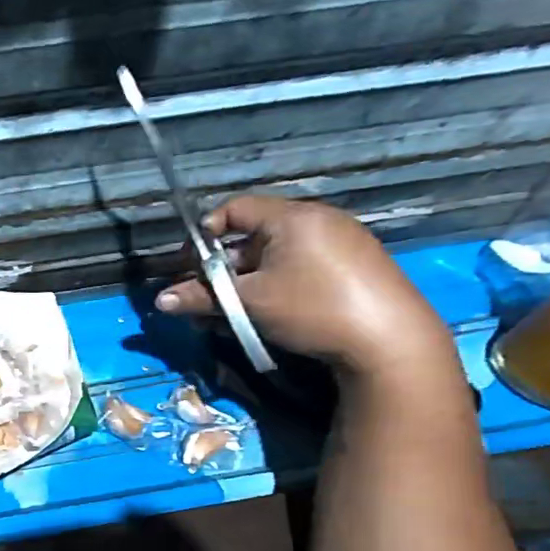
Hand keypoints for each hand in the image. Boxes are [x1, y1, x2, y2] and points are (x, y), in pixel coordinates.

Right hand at [154, 195, 455, 374]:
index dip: (204, 234)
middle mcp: (316, 222)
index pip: (234, 209)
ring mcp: (338, 244)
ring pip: (270, 259)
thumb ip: (200, 298)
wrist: (389, 341)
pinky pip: (295, 269)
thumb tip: (160, 301)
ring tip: (225, 317)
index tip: (188, 265)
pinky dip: (270, 288)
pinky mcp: (350, 268)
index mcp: (292, 218)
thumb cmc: (312, 308)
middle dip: (218, 270)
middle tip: (200, 299)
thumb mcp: (248, 303)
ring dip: (241, 285)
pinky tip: (260, 317)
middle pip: (250, 237)